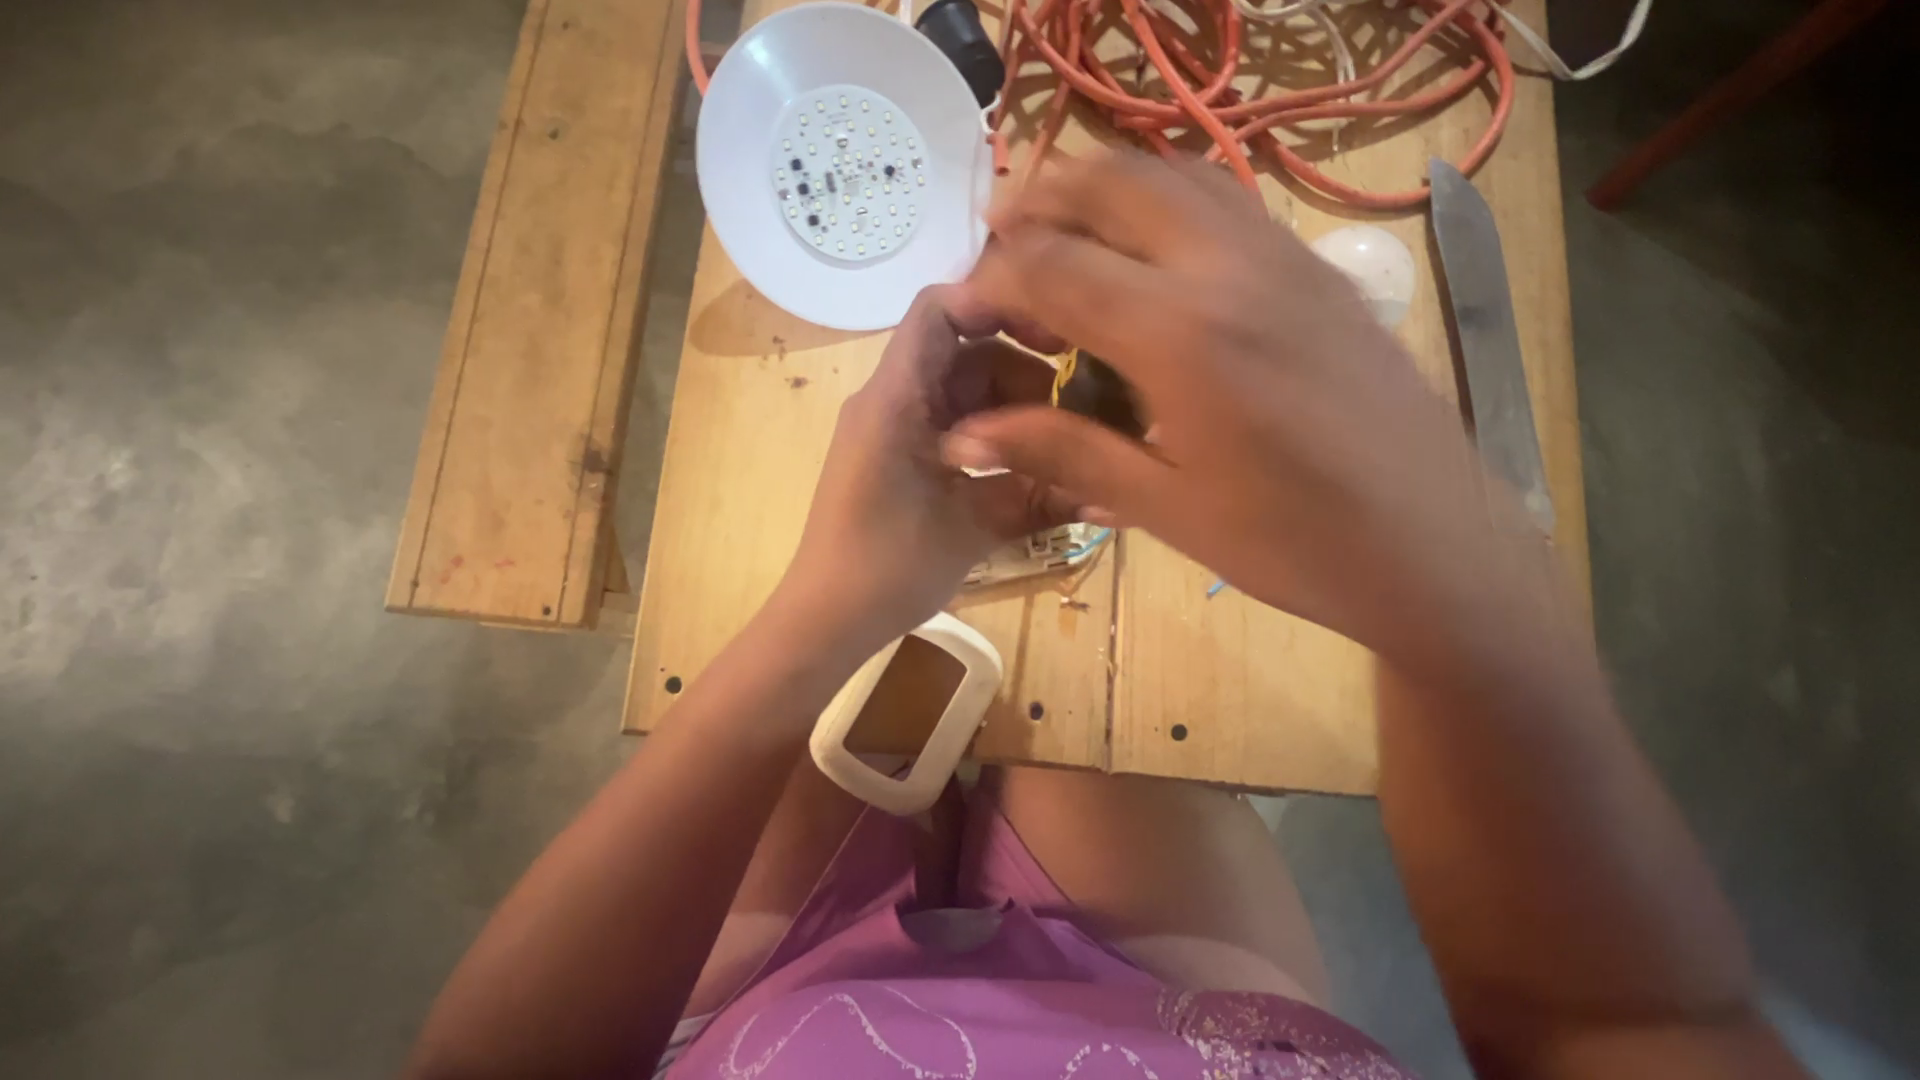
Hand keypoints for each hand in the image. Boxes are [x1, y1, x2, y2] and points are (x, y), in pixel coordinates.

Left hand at [774, 285, 1082, 655]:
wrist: (827, 619)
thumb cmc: (888, 568)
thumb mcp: (973, 527)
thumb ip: (1040, 496)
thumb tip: (1115, 482)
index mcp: (896, 398)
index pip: (940, 309)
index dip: (999, 303)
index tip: (1059, 334)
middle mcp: (891, 400)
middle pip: (965, 351)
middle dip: (1024, 371)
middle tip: (1075, 411)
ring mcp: (894, 429)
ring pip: (964, 390)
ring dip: (1012, 409)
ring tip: (1059, 446)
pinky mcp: (901, 457)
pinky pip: (954, 425)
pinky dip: (992, 436)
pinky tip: (1029, 469)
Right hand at [952, 152, 1553, 667]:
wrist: (1435, 549)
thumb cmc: (1292, 546)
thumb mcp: (1164, 506)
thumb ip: (1059, 452)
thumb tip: (963, 435)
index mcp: (1182, 335)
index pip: (1053, 268)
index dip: (991, 281)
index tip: (961, 310)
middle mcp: (1230, 268)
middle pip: (1110, 185)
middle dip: (1037, 204)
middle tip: (996, 250)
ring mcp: (1283, 257)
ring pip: (1173, 174)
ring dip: (1101, 190)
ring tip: (1059, 237)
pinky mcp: (1315, 269)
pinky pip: (1225, 199)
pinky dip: (1163, 201)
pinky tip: (1146, 254)